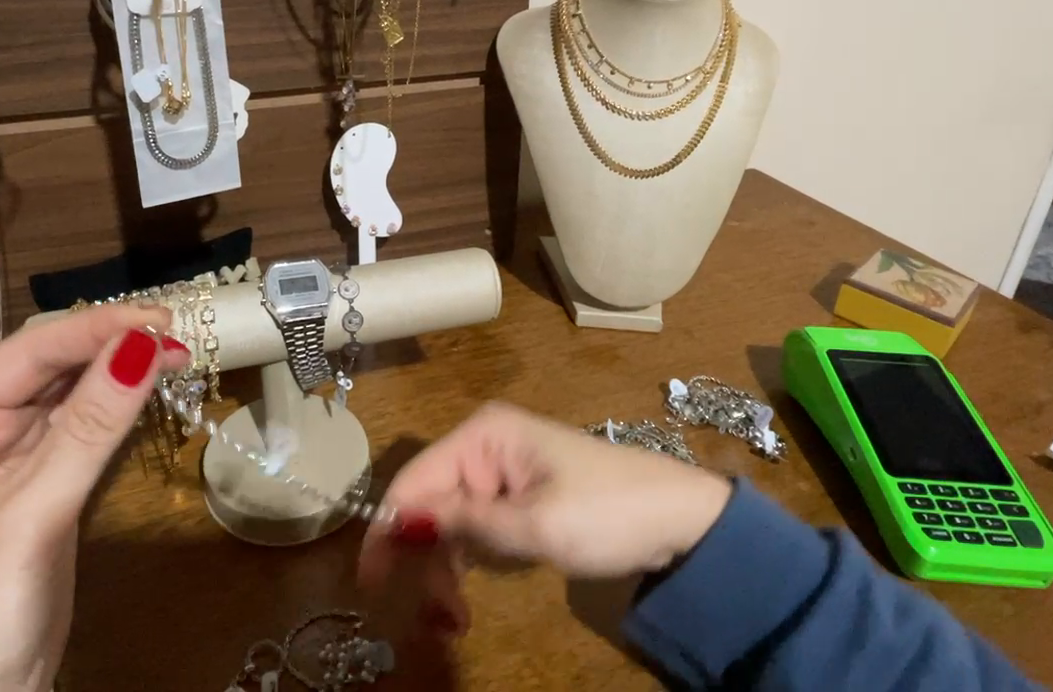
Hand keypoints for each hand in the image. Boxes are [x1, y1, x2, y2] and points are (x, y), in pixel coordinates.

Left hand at [0, 306, 187, 691]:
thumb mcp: (27, 514)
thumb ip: (88, 428)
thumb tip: (143, 346)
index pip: (29, 354)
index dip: (96, 329)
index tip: (160, 319)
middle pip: (52, 368)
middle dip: (112, 346)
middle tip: (179, 334)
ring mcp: (11, 460)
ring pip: (73, 396)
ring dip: (121, 374)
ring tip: (176, 353)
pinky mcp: (44, 489)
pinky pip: (86, 432)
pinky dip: (120, 411)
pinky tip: (150, 390)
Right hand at [358, 403, 733, 633]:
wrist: (681, 519)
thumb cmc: (608, 512)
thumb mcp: (534, 524)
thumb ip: (464, 521)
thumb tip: (400, 520)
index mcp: (484, 434)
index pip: (415, 479)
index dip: (388, 528)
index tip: (371, 583)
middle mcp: (485, 443)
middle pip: (429, 500)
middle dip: (424, 559)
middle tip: (437, 618)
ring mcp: (502, 468)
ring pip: (448, 519)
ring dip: (446, 568)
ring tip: (458, 617)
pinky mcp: (518, 493)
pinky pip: (475, 525)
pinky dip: (470, 561)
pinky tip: (472, 594)